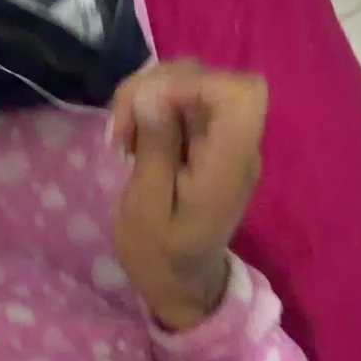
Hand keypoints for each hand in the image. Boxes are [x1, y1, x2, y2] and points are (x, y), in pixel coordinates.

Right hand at [108, 60, 268, 330]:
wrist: (180, 283)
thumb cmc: (159, 256)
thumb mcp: (145, 211)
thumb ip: (155, 150)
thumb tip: (153, 94)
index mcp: (230, 164)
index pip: (240, 94)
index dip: (192, 85)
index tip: (146, 112)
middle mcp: (235, 143)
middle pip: (207, 78)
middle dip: (154, 89)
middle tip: (120, 131)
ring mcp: (221, 139)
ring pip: (188, 82)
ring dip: (146, 97)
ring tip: (122, 136)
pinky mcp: (204, 139)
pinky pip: (179, 101)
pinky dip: (149, 108)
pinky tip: (131, 136)